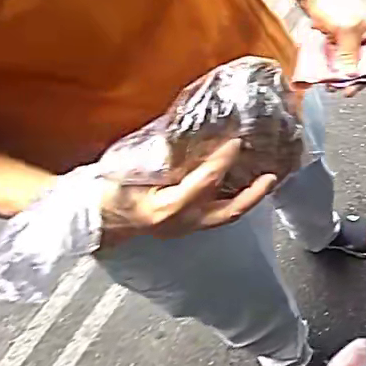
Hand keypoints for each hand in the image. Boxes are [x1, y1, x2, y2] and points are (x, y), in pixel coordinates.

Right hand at [101, 140, 278, 245]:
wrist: (92, 219)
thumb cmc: (107, 192)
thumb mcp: (130, 169)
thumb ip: (160, 156)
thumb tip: (185, 136)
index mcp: (168, 207)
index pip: (206, 181)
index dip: (223, 160)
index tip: (236, 142)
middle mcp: (182, 222)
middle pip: (230, 210)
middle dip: (254, 194)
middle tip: (272, 176)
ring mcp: (185, 228)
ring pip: (226, 214)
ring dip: (247, 197)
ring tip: (265, 179)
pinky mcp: (184, 227)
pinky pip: (215, 213)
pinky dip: (230, 198)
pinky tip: (240, 184)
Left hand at [298, 0, 365, 94]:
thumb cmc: (333, 4)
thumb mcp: (345, 29)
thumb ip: (349, 53)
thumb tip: (351, 74)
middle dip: (359, 81)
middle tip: (347, 89)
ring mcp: (359, 45)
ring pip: (358, 69)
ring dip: (347, 80)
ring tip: (334, 86)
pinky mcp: (344, 49)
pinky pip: (345, 65)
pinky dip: (338, 74)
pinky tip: (329, 79)